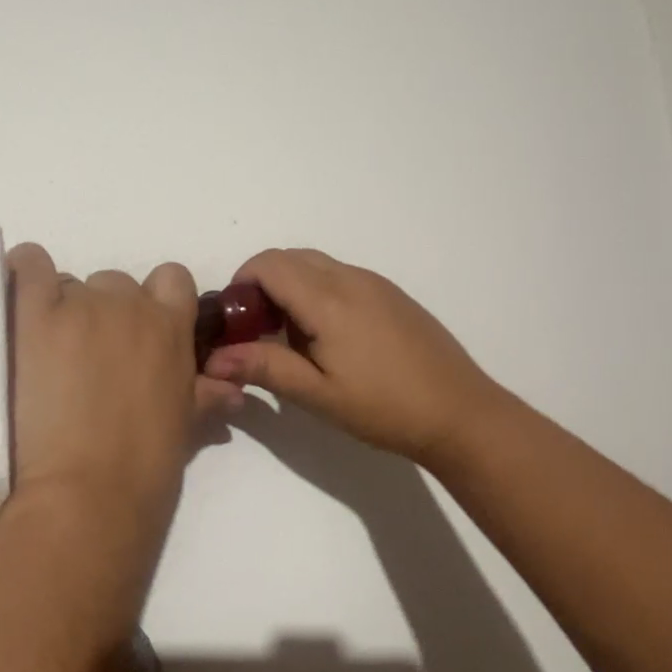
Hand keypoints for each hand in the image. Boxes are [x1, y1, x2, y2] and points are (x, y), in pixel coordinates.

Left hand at [8, 244, 242, 529]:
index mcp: (171, 327)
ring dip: (59, 311)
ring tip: (42, 357)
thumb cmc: (144, 467)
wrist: (87, 492)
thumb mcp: (183, 427)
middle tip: (83, 362)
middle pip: (113, 286)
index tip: (135, 335)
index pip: (171, 280)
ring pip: (68, 284)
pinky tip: (13, 317)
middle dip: (101, 316)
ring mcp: (77, 304)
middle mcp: (127, 303)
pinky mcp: (30, 312)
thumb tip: (232, 392)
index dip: (153, 303)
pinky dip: (19, 282)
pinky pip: (25, 266)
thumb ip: (205, 397)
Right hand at [203, 248, 499, 463]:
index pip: (268, 264)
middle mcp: (352, 279)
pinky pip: (341, 279)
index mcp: (329, 299)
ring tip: (291, 343)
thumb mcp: (318, 395)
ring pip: (316, 266)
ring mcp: (376, 284)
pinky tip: (328, 342)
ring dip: (290, 290)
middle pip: (290, 258)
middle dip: (262, 286)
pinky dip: (318, 295)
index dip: (240, 285)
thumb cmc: (384, 408)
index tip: (236, 325)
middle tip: (257, 335)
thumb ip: (264, 368)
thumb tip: (212, 359)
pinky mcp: (392, 296)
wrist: (460, 412)